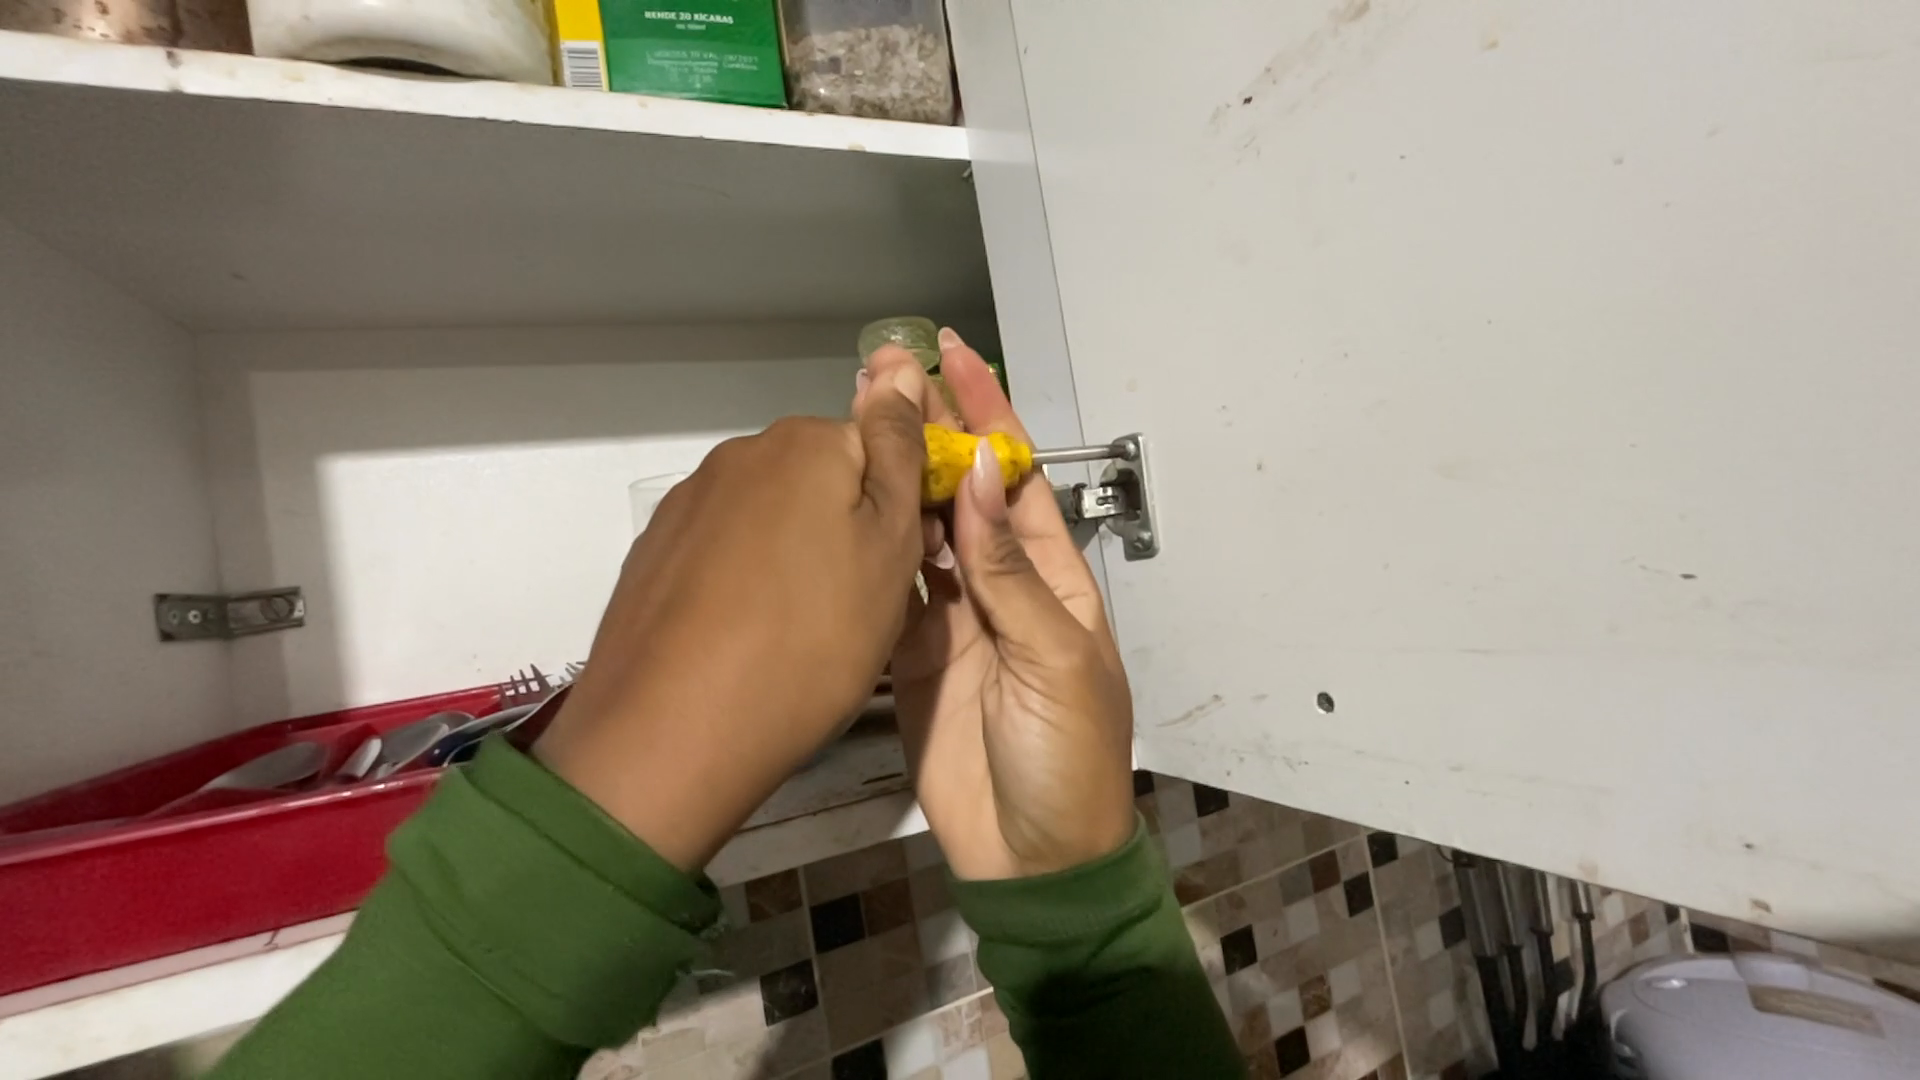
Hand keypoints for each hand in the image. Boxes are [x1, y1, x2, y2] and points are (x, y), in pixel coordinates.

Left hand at [535, 359, 931, 871]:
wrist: (672, 734)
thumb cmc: (811, 638)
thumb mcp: (886, 544)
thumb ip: (898, 449)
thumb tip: (900, 360)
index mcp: (805, 443)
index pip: (881, 448)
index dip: (907, 506)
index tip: (912, 566)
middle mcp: (740, 455)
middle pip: (825, 479)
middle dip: (853, 527)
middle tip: (862, 605)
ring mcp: (689, 503)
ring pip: (777, 517)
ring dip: (803, 555)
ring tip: (803, 630)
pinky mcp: (656, 552)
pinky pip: (728, 550)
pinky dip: (750, 579)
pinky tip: (749, 633)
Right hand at [866, 330, 1135, 880]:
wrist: (1030, 851)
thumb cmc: (1067, 752)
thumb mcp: (1054, 657)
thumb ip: (1010, 570)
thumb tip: (985, 473)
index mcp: (1050, 574)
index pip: (1016, 477)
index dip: (989, 414)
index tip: (956, 356)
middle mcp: (1000, 582)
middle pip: (963, 492)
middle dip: (933, 434)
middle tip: (887, 377)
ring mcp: (952, 615)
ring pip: (921, 532)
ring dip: (898, 480)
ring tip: (860, 424)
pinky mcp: (911, 650)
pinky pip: (890, 587)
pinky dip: (872, 546)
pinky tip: (847, 504)